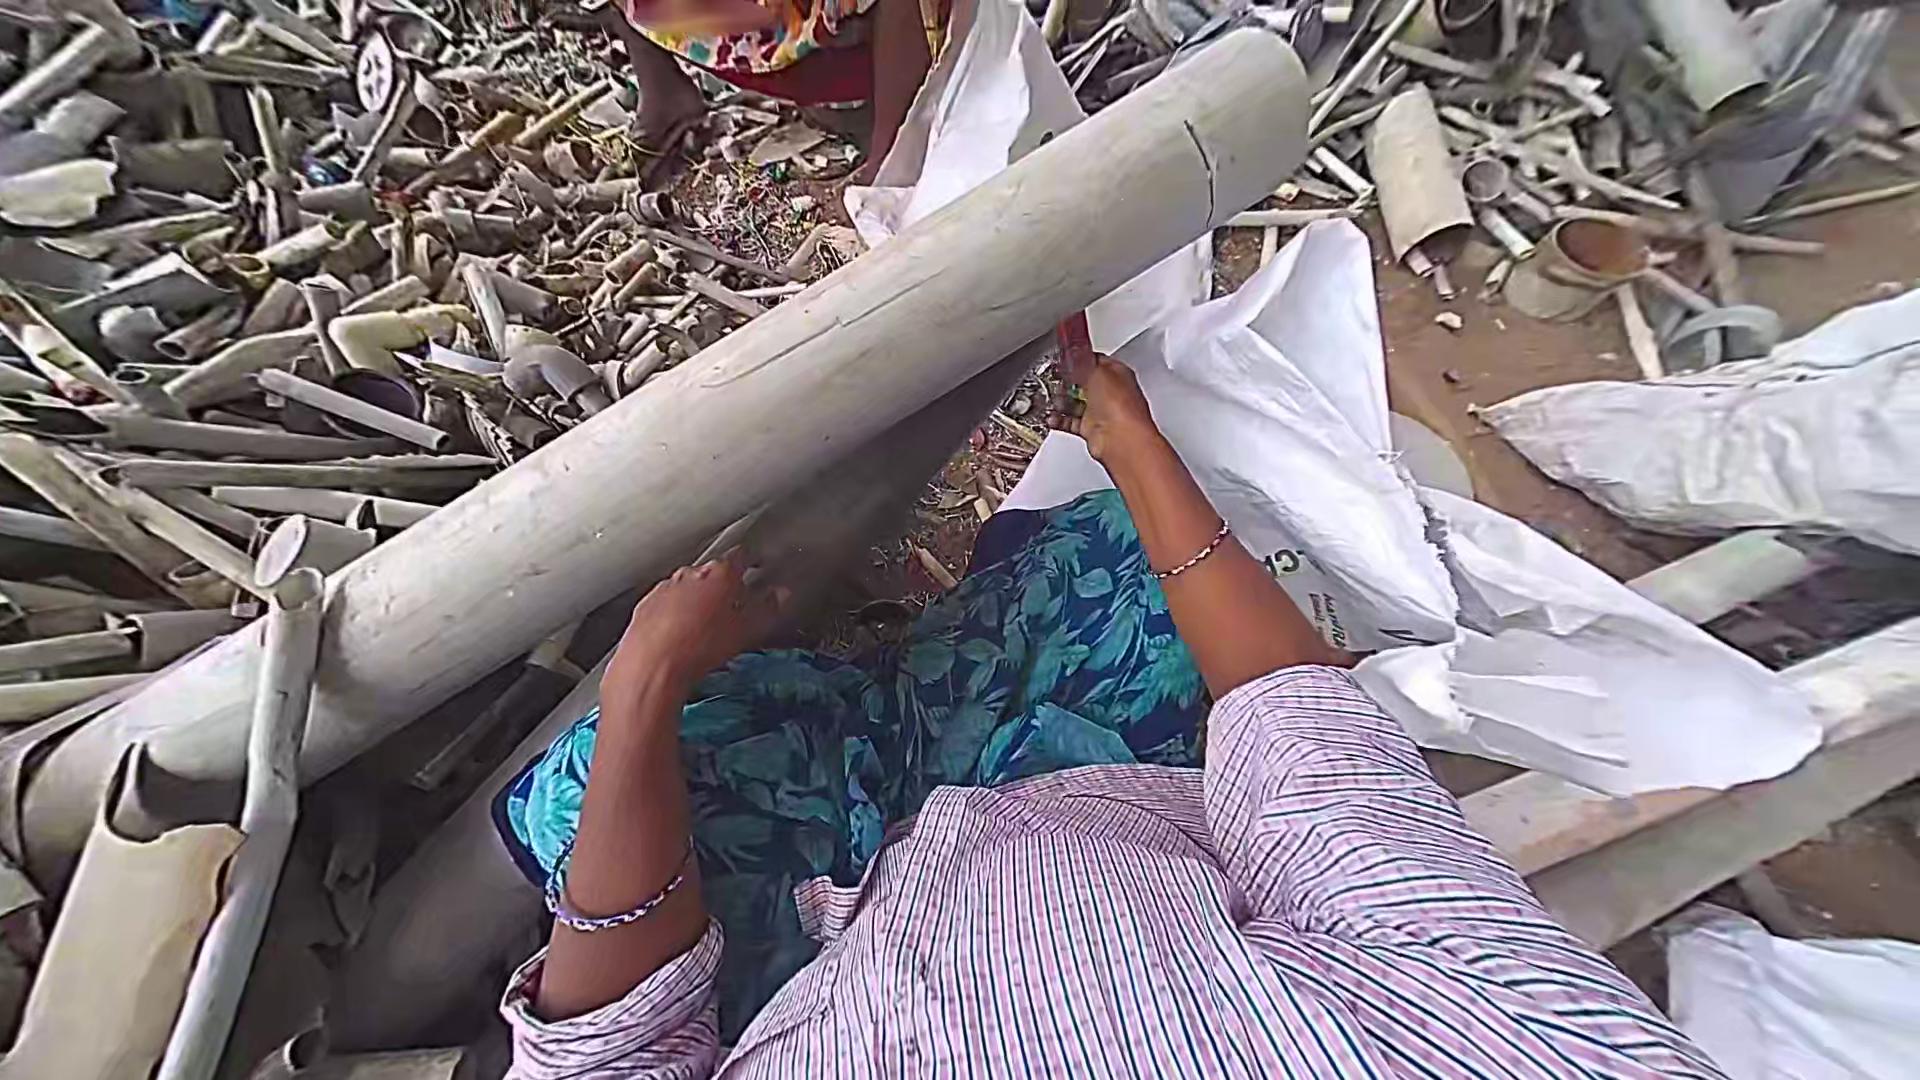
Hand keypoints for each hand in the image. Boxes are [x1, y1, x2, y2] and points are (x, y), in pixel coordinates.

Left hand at [604, 547, 790, 711]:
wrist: (652, 666)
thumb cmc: (703, 646)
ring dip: (699, 599)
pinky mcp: (646, 605)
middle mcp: (691, 573)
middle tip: (734, 608)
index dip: (749, 561)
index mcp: (720, 573)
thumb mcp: (748, 629)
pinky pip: (668, 602)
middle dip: (724, 586)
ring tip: (707, 627)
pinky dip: (677, 612)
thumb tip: (781, 595)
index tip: (754, 567)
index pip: (739, 556)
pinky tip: (682, 634)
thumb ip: (768, 607)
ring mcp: (666, 587)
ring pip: (690, 587)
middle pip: (714, 572)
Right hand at [1048, 354, 1165, 465]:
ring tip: (1050, 397)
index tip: (1064, 358)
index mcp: (1117, 374)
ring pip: (1076, 404)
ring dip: (1062, 401)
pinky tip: (1051, 417)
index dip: (1079, 359)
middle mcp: (1110, 394)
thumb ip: (1083, 364)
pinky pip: (1071, 423)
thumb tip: (1073, 357)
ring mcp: (1101, 413)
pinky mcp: (1091, 430)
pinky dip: (1059, 420)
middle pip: (1084, 383)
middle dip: (1068, 382)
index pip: (1096, 361)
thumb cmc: (1120, 406)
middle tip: (1054, 378)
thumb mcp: (1097, 372)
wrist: (1121, 438)